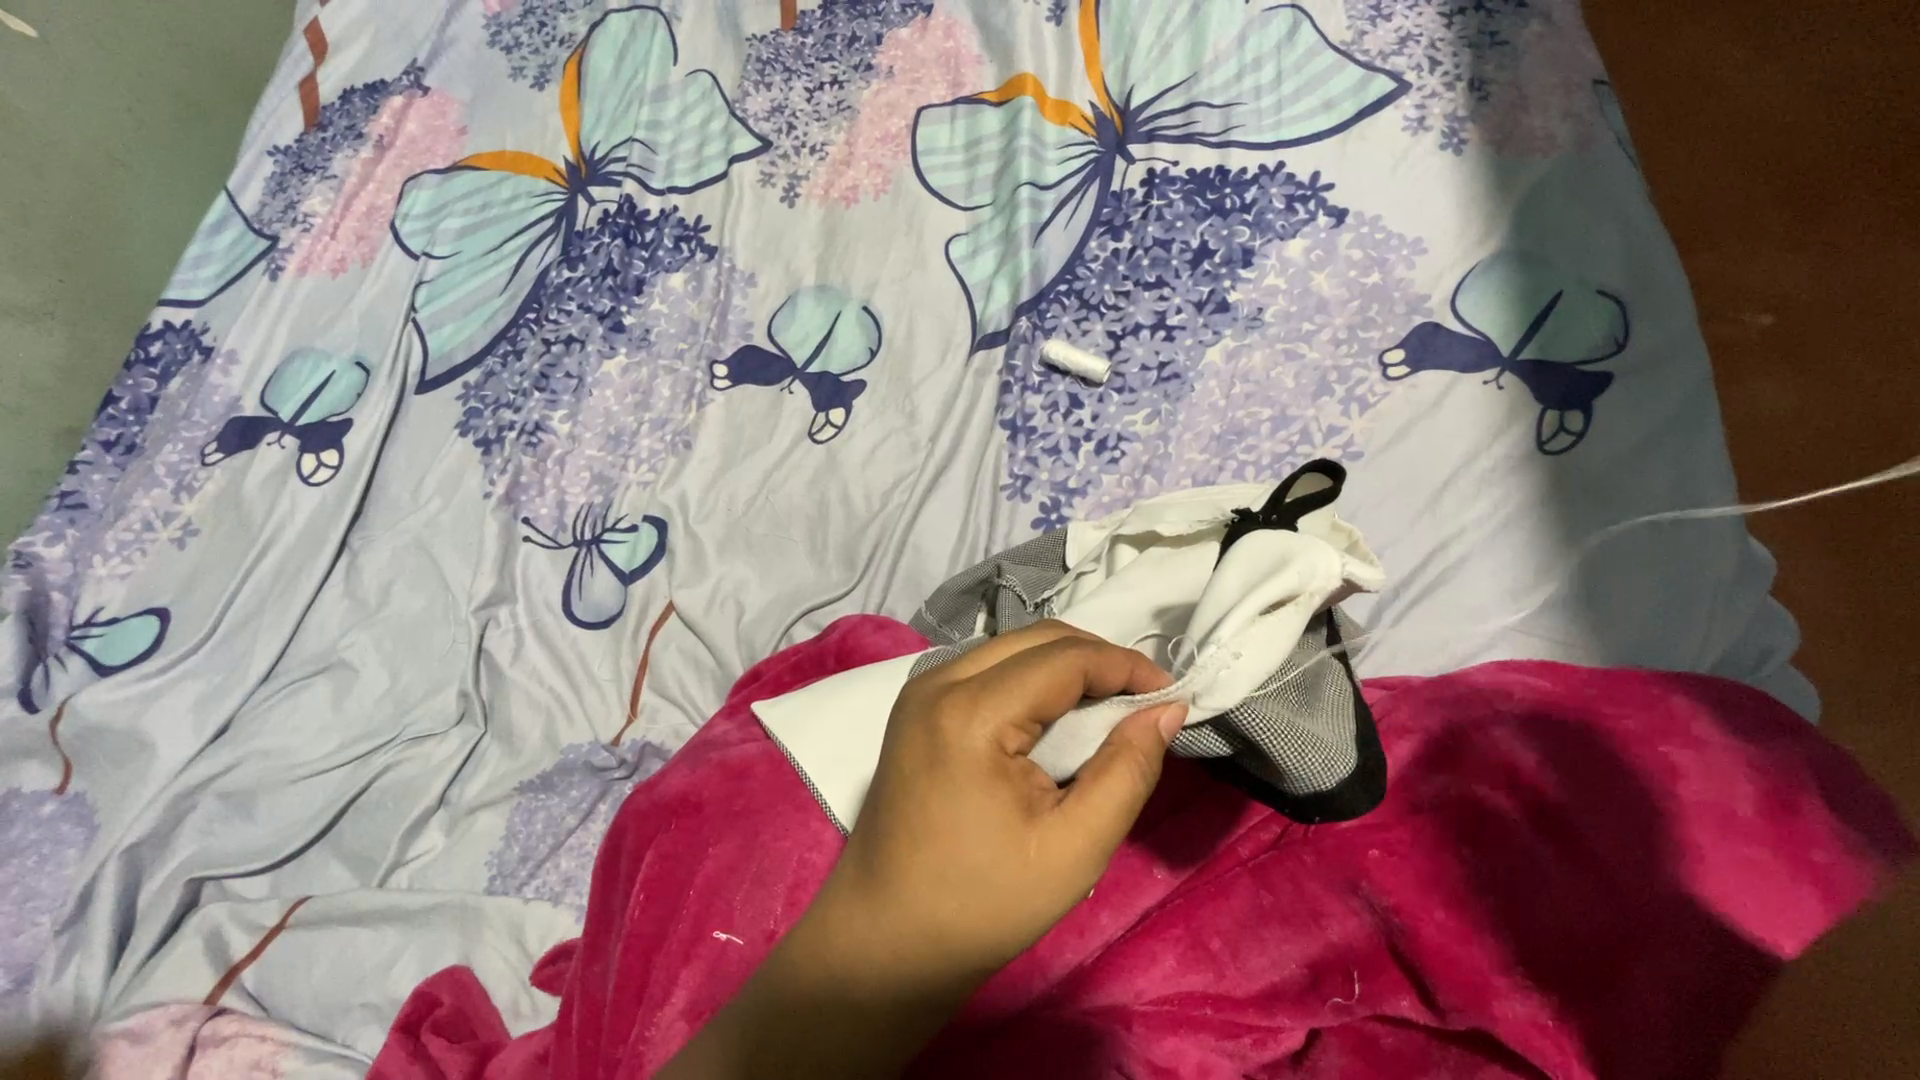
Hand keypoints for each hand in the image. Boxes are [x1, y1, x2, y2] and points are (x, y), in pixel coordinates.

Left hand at [659, 621, 1185, 1078]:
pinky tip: (1057, 715)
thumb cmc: (981, 903)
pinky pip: (986, 668)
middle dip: (1098, 660)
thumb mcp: (1074, 849)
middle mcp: (937, 681)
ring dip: (1065, 666)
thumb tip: (1167, 709)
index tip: (1174, 693)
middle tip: (1146, 700)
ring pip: (1010, 648)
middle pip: (1036, 640)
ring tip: (1110, 707)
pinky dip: (1031, 679)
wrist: (885, 938)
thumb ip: (1127, 771)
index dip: (1126, 666)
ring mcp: (919, 691)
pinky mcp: (915, 708)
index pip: (1065, 659)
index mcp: (970, 712)